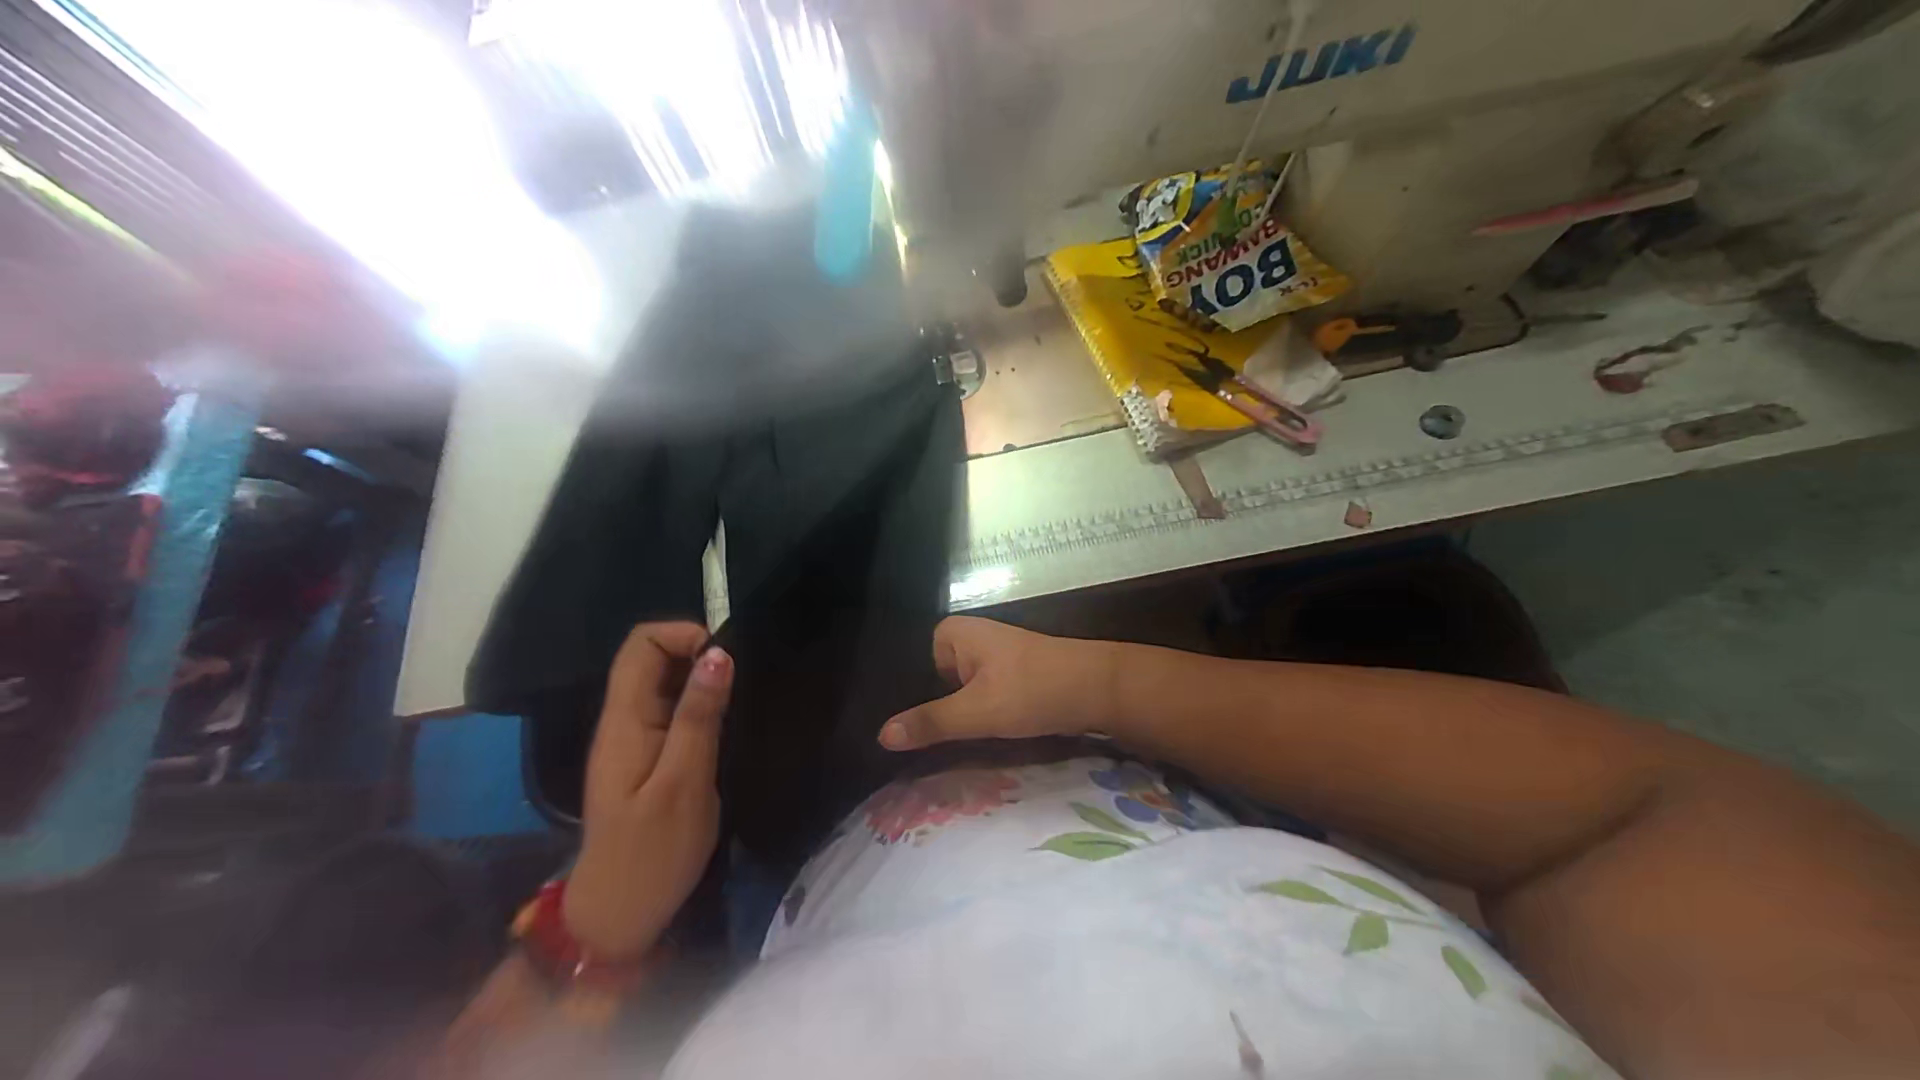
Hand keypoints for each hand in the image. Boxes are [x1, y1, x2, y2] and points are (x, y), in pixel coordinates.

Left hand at [562, 622, 731, 960]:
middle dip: (698, 655)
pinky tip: (725, 727)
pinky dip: (700, 705)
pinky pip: (672, 710)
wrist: (619, 916)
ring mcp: (634, 738)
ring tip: (738, 703)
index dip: (683, 635)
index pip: (641, 644)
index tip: (725, 661)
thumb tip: (719, 654)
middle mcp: (623, 720)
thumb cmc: (653, 853)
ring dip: (702, 681)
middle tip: (739, 685)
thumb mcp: (684, 782)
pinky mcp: (648, 757)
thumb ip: (700, 716)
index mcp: (624, 720)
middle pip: (652, 657)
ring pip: (665, 683)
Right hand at [877, 616, 1118, 750]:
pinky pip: (981, 696)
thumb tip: (880, 735)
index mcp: (957, 633)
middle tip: (910, 742)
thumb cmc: (1034, 690)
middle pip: (935, 678)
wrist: (1101, 690)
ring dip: (955, 714)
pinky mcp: (1013, 677)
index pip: (912, 661)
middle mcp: (973, 640)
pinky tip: (971, 738)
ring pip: (959, 690)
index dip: (907, 691)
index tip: (895, 723)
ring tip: (934, 746)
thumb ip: (931, 722)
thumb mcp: (977, 711)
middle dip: (930, 706)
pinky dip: (977, 715)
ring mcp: (995, 658)